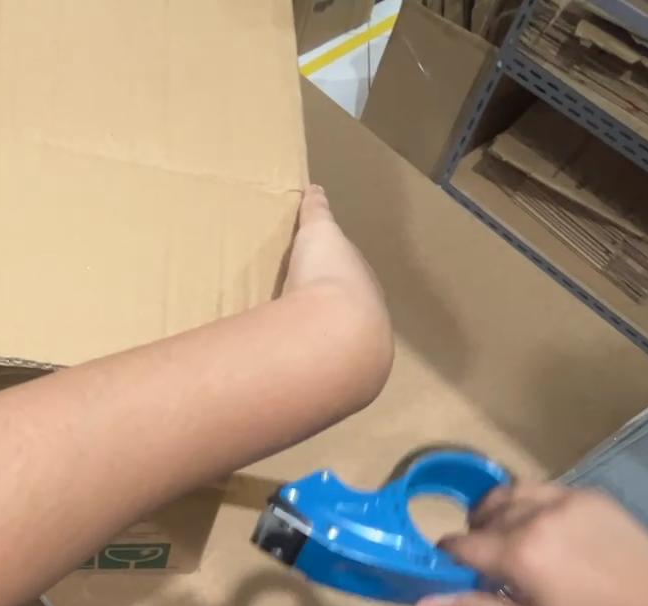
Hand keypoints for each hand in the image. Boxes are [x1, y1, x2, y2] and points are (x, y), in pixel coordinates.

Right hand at [281, 185, 391, 398]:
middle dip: (327, 313)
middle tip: (304, 312)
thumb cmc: (329, 275)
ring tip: (292, 343)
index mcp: (360, 283)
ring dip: (317, 342)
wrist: (336, 330)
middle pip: (342, 314)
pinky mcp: (330, 373)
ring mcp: (346, 349)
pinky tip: (286, 368)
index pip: (350, 278)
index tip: (319, 277)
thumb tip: (314, 189)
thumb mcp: (319, 234)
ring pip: (331, 343)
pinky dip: (303, 365)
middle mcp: (360, 317)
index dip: (336, 275)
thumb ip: (316, 213)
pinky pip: (313, 366)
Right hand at [416, 483, 647, 605]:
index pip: (459, 544)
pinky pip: (542, 489)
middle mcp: (536, 517)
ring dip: (496, 513)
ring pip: (509, 494)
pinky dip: (529, 504)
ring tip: (508, 539)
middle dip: (475, 537)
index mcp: (519, 553)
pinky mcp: (590, 496)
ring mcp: (566, 501)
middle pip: (481, 516)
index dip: (447, 557)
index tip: (452, 570)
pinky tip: (544, 531)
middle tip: (489, 565)